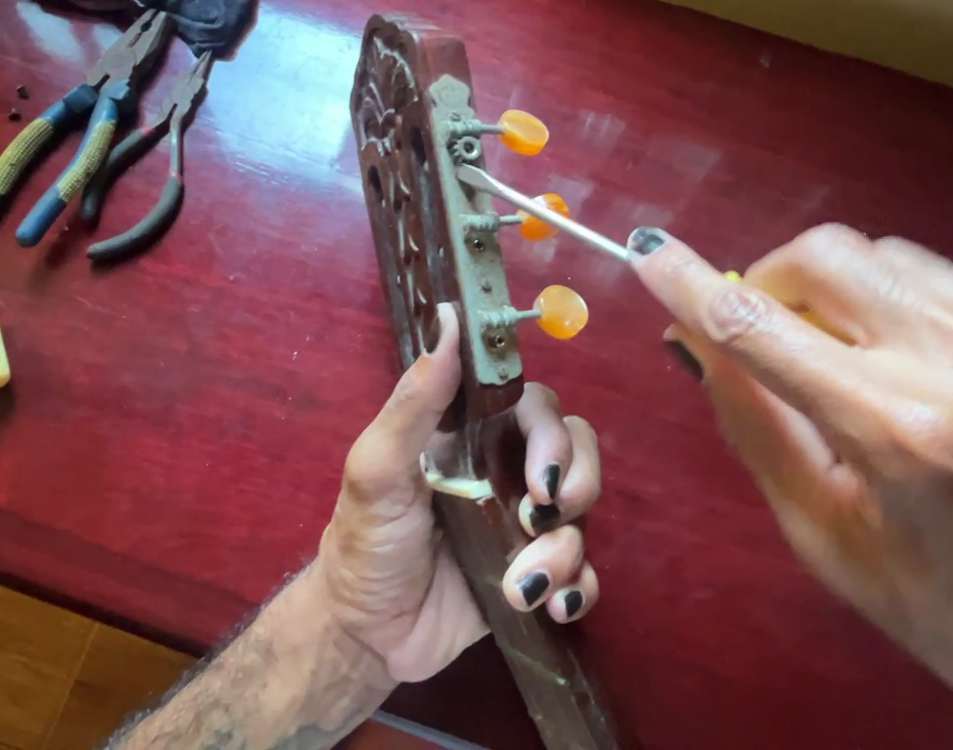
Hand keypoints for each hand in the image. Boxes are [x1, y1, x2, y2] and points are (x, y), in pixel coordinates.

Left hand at [314, 304, 602, 683]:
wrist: (367, 636)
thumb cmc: (367, 540)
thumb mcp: (378, 468)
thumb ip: (415, 400)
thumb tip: (448, 316)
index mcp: (472, 435)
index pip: (534, 405)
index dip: (549, 431)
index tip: (539, 471)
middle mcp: (504, 469)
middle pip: (575, 449)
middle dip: (576, 482)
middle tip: (541, 517)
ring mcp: (524, 522)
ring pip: (585, 510)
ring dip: (567, 548)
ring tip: (525, 584)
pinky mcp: (536, 573)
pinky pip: (585, 569)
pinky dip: (579, 587)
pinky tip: (551, 607)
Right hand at [629, 225, 952, 749]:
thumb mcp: (837, 549)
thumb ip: (758, 431)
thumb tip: (701, 343)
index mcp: (899, 436)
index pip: (758, 326)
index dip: (690, 282)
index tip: (650, 250)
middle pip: (828, 254)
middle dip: (777, 280)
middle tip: (780, 330)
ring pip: (899, 259)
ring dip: (860, 300)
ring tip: (882, 365)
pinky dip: (934, 313)